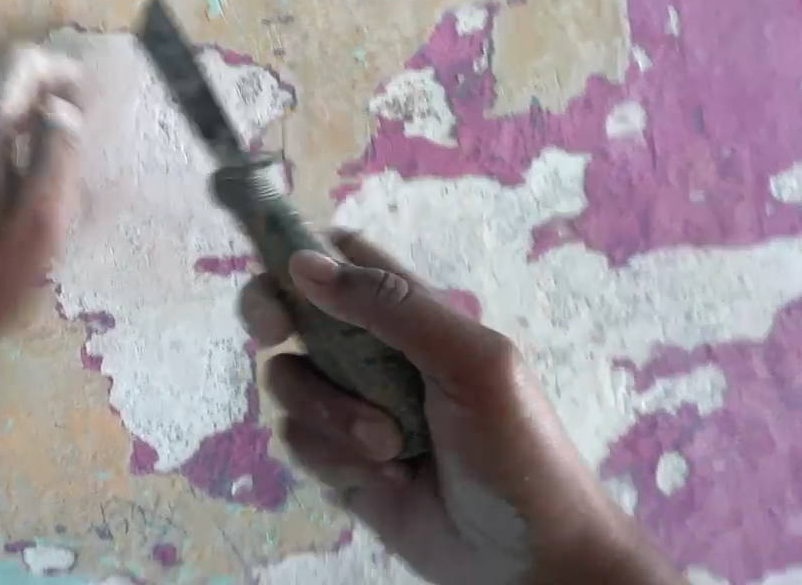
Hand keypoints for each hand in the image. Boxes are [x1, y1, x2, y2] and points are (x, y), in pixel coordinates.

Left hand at [0, 45, 83, 336]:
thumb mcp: (40, 220)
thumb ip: (56, 154)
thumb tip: (60, 108)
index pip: (17, 65)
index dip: (56, 71)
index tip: (84, 95)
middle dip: (38, 90)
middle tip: (74, 121)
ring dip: (18, 114)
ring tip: (51, 148)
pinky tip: (15, 172)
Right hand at [241, 232, 681, 584]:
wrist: (534, 570)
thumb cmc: (520, 452)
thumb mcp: (473, 363)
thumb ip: (391, 306)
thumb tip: (300, 263)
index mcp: (401, 314)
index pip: (337, 254)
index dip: (298, 248)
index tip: (276, 265)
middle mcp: (362, 348)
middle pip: (284, 303)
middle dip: (267, 313)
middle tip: (273, 333)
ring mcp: (344, 400)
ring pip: (286, 376)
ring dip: (328, 410)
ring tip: (387, 446)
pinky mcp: (333, 454)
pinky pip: (296, 435)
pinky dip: (334, 456)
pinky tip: (385, 478)